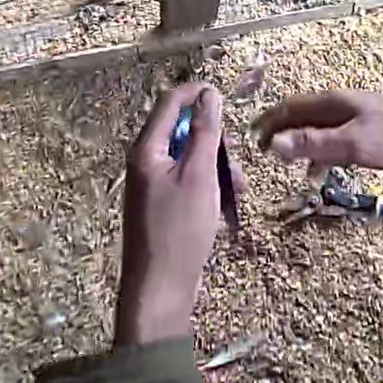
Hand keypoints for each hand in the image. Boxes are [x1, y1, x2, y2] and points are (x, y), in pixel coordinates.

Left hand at [115, 82, 242, 346]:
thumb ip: (204, 132)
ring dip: (216, 165)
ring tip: (237, 189)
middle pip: (182, 131)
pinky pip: (188, 180)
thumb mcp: (198, 176)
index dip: (196, 93)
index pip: (170, 103)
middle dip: (213, 140)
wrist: (159, 289)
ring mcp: (153, 184)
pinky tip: (226, 203)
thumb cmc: (179, 230)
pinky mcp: (163, 203)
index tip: (224, 95)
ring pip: (189, 157)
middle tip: (234, 160)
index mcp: (147, 149)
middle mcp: (146, 161)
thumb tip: (209, 94)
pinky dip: (208, 185)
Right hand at [255, 91, 382, 213]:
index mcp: (332, 102)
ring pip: (317, 127)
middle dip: (280, 131)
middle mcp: (340, 103)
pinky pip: (333, 137)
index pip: (290, 107)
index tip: (252, 138)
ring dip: (299, 143)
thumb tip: (275, 145)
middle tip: (264, 151)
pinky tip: (322, 170)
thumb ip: (313, 145)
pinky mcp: (367, 127)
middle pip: (301, 115)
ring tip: (288, 165)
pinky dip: (320, 151)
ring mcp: (355, 114)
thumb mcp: (353, 145)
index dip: (269, 122)